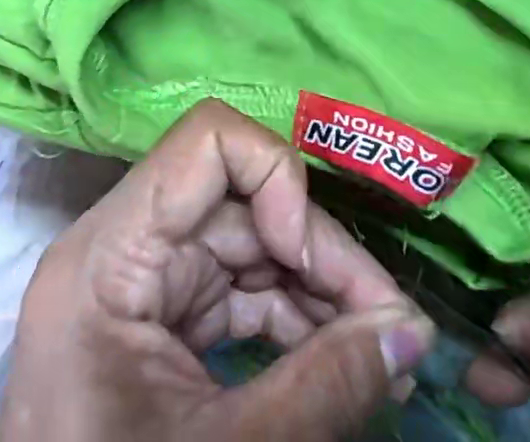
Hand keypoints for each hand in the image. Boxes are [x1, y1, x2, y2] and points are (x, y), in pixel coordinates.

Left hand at [0, 99, 434, 441]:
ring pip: (260, 247)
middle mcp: (131, 249)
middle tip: (393, 326)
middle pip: (250, 203)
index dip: (277, 176)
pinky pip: (249, 291)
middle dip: (326, 259)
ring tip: (382, 353)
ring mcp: (152, 283)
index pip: (207, 142)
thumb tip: (417, 330)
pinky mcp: (170, 317)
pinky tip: (345, 362)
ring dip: (325, 294)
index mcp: (112, 256)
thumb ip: (325, 388)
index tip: (307, 257)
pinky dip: (301, 320)